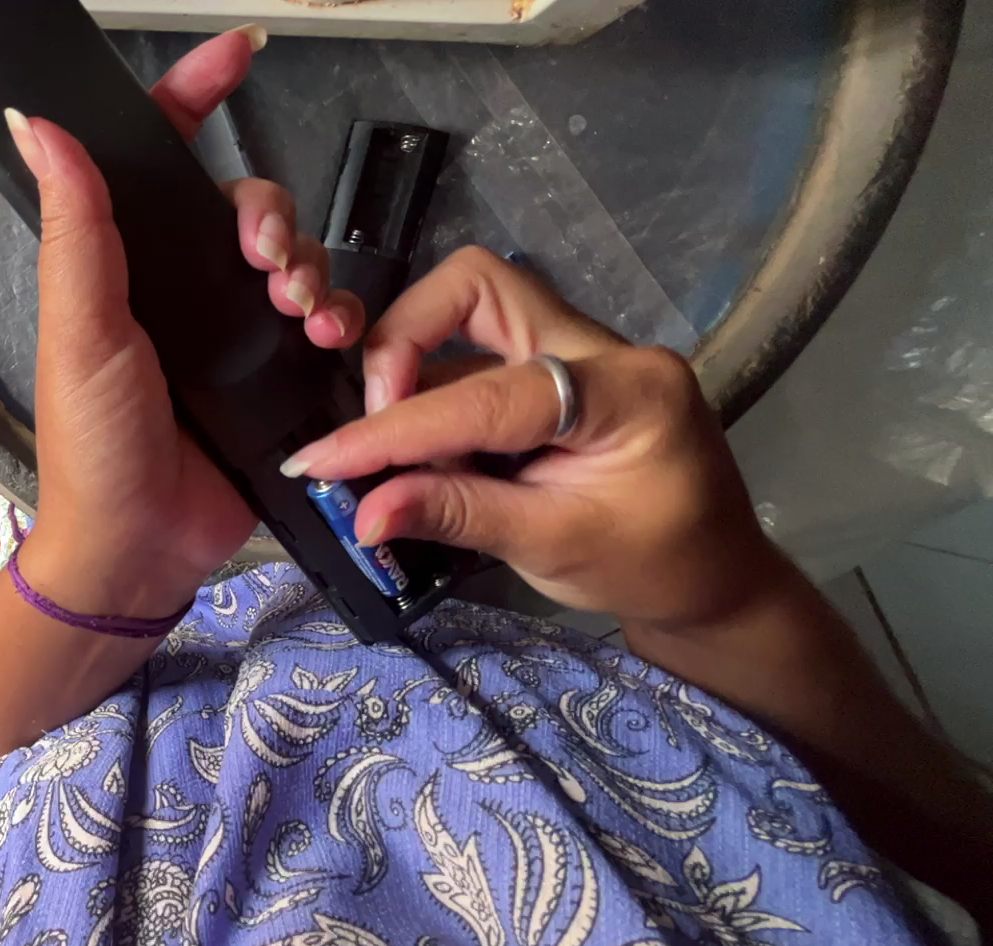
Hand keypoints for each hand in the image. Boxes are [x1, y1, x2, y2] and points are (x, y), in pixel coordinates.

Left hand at [6, 27, 364, 617]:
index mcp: (125, 274)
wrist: (138, 545)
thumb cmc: (95, 447)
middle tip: (265, 262)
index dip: (190, 101)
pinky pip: (320, 329)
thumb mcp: (81, 334)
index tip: (234, 56)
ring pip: (291, 264)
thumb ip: (74, 233)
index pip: (156, 167)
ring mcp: (228, 342)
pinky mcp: (270, 384)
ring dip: (308, 269)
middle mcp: (179, 298)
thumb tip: (40, 127)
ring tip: (300, 311)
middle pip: (244, 213)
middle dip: (269, 217)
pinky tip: (333, 340)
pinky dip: (338, 322)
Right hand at [283, 247, 789, 629]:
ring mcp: (569, 354)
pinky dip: (424, 405)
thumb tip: (363, 515)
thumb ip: (455, 516)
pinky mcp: (542, 374)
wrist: (707, 575)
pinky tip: (423, 458)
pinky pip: (462, 363)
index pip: (482, 395)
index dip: (392, 429)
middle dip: (400, 343)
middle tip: (374, 422)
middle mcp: (596, 349)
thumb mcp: (552, 547)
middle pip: (475, 288)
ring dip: (407, 379)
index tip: (321, 462)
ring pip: (461, 318)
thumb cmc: (649, 564)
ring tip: (397, 458)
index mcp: (624, 391)